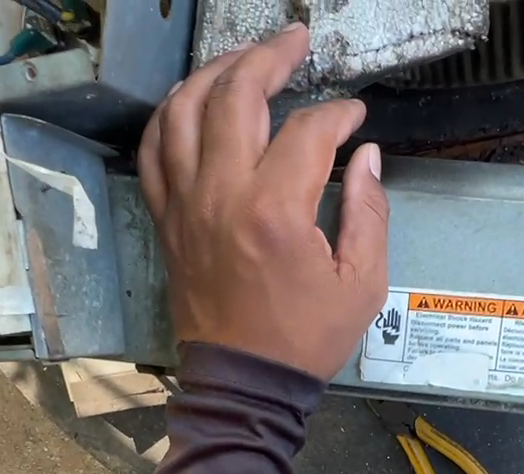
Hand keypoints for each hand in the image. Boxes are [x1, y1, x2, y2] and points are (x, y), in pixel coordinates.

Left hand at [139, 25, 389, 380]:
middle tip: (296, 40)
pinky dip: (171, 116)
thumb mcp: (361, 286)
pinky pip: (154, 150)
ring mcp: (185, 205)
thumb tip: (367, 157)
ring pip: (184, 109)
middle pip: (236, 95)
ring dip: (215, 72)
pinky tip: (193, 104)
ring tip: (244, 60)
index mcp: (276, 211)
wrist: (245, 383)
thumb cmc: (306, 340)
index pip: (308, 131)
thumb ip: (369, 215)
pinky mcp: (167, 220)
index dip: (339, 114)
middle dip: (271, 56)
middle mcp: (222, 194)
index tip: (356, 117)